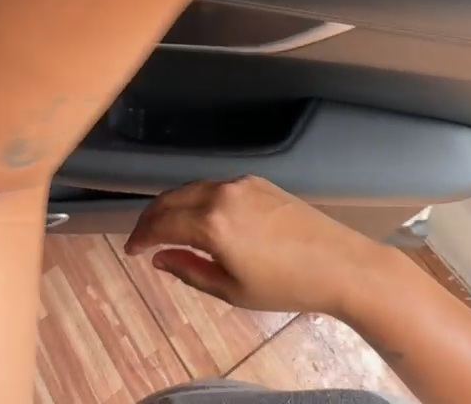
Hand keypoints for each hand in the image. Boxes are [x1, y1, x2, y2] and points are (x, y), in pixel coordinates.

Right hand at [121, 176, 390, 316]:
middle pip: (171, 199)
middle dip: (151, 218)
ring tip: (166, 229)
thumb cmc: (286, 286)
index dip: (141, 236)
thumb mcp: (232, 291)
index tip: (131, 250)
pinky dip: (196, 200)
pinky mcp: (254, 181)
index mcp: (211, 223)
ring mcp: (238, 184)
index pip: (161, 223)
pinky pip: (214, 187)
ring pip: (191, 189)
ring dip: (172, 206)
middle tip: (142, 239)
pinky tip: (198, 218)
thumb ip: (189, 271)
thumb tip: (160, 258)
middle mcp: (220, 194)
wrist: (339, 263)